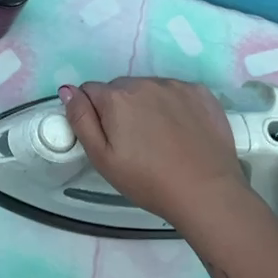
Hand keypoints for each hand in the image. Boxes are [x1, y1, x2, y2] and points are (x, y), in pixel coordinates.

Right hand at [60, 78, 246, 231]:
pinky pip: (176, 92)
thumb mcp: (102, 159)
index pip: (90, 91)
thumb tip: (68, 91)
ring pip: (148, 89)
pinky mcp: (201, 93)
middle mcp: (143, 82)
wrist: (208, 194)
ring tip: (160, 138)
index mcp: (116, 97)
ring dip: (147, 104)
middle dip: (120, 107)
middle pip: (120, 88)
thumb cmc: (148, 181)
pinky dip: (174, 105)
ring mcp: (175, 86)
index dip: (95, 114)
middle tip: (135, 142)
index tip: (109, 138)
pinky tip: (182, 130)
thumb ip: (81, 120)